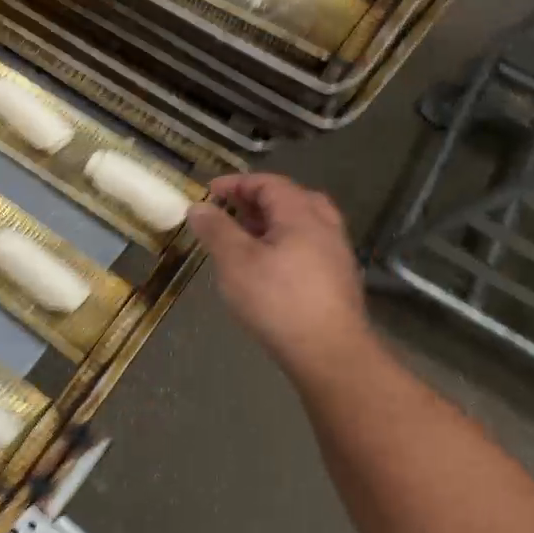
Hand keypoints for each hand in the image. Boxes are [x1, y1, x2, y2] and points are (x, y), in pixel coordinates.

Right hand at [186, 174, 373, 373]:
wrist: (327, 349)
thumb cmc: (276, 298)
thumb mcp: (234, 260)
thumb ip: (216, 229)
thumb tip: (198, 207)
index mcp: (302, 219)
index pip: (272, 185)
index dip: (238, 183)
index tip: (208, 191)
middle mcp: (325, 230)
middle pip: (296, 199)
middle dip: (260, 198)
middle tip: (231, 207)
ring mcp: (335, 255)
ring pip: (304, 223)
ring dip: (272, 220)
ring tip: (242, 233)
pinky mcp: (334, 278)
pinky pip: (307, 244)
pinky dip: (282, 239)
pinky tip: (263, 261)